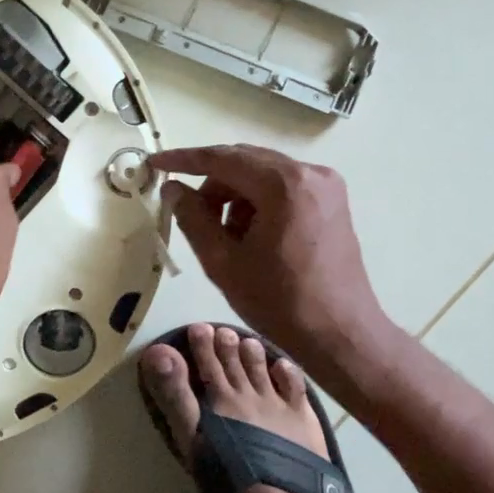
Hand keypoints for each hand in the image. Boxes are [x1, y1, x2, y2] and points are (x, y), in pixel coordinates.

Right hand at [150, 144, 397, 364]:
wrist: (339, 333)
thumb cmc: (279, 301)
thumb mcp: (223, 261)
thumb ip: (193, 218)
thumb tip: (173, 189)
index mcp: (283, 184)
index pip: (222, 159)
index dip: (184, 160)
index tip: (155, 163)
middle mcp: (309, 173)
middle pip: (244, 162)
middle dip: (211, 183)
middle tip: (188, 211)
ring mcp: (325, 185)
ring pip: (263, 174)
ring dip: (235, 195)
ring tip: (225, 236)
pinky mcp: (331, 201)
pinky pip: (283, 187)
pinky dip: (259, 202)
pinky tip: (251, 236)